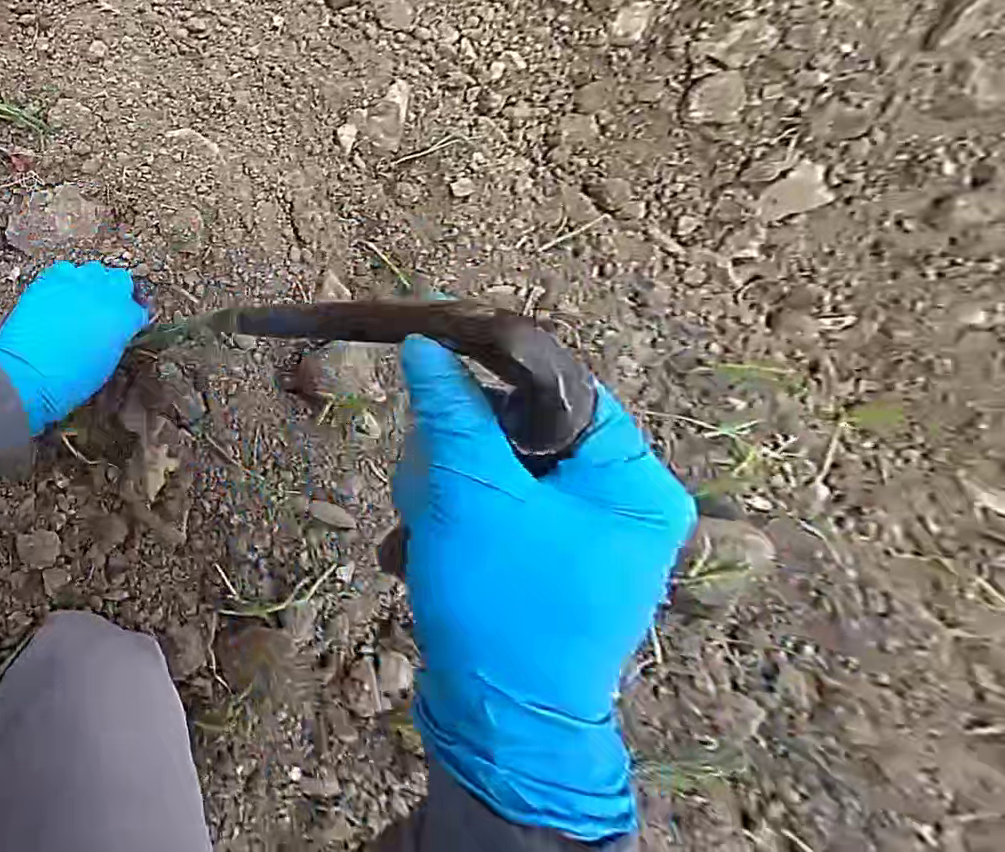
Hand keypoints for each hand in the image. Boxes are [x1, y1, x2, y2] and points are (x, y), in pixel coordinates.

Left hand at [0, 261, 146, 434]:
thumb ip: (114, 341)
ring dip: (90, 283)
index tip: (124, 325)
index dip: (130, 318)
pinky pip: (64, 271)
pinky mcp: (50, 280)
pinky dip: (64, 281)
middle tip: (104, 309)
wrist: (29, 375)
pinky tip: (58, 296)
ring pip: (93, 271)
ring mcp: (77, 284)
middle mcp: (105, 295)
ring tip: (80, 300)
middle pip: (120, 281)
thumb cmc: (68, 383)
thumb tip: (111, 334)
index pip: (138, 310)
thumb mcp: (104, 366)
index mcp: (124, 319)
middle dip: (116, 293)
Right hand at [393, 337, 694, 840]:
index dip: (495, 369)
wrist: (497, 709)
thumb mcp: (470, 491)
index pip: (562, 389)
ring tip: (424, 520)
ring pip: (491, 462)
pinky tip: (427, 535)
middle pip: (518, 426)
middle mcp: (613, 498)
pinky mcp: (536, 548)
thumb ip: (450, 411)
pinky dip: (448, 508)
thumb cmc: (499, 594)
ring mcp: (574, 527)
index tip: (433, 354)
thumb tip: (424, 344)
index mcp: (628, 480)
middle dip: (456, 445)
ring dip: (442, 481)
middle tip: (427, 478)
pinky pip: (485, 498)